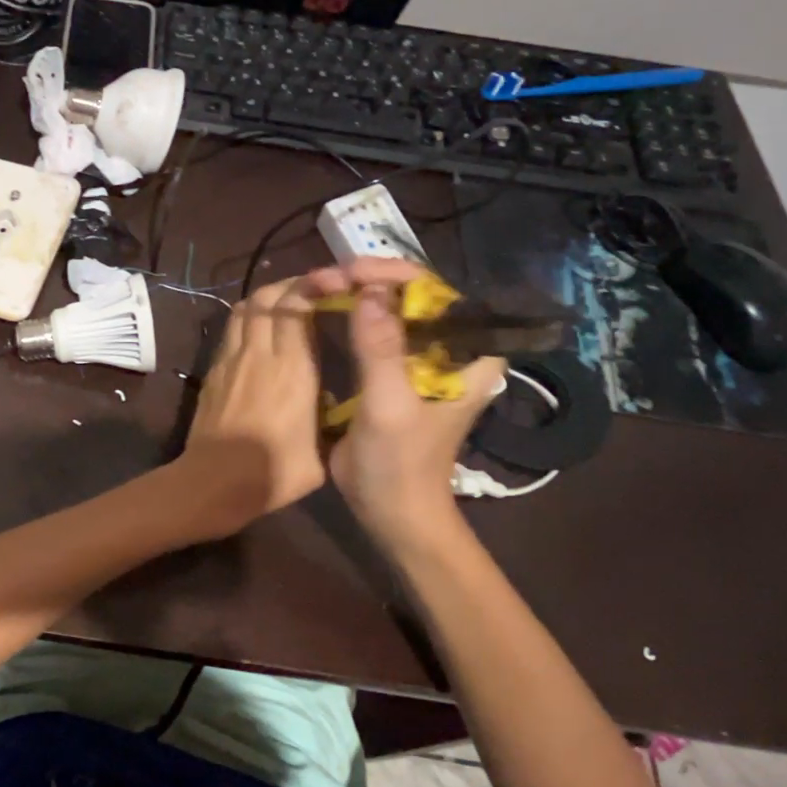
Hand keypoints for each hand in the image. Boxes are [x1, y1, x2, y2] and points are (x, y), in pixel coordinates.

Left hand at [175, 271, 347, 537]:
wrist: (214, 483)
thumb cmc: (273, 472)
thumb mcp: (322, 451)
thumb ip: (329, 418)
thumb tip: (331, 406)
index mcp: (292, 369)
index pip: (298, 305)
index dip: (314, 284)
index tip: (334, 281)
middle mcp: (259, 355)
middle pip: (267, 297)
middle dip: (290, 285)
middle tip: (310, 289)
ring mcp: (230, 362)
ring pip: (244, 310)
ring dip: (265, 299)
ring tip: (285, 305)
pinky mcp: (212, 374)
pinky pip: (231, 333)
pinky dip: (247, 321)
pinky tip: (260, 335)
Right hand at [328, 259, 506, 551]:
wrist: (393, 512)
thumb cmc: (399, 466)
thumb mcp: (388, 407)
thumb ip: (381, 350)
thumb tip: (371, 290)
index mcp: (469, 355)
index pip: (438, 293)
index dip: (394, 275)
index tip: (349, 273)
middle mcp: (451, 350)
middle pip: (413, 295)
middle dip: (369, 280)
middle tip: (323, 278)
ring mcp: (422, 361)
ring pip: (391, 310)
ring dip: (355, 294)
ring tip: (317, 287)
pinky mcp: (395, 374)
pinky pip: (374, 332)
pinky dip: (348, 316)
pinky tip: (321, 309)